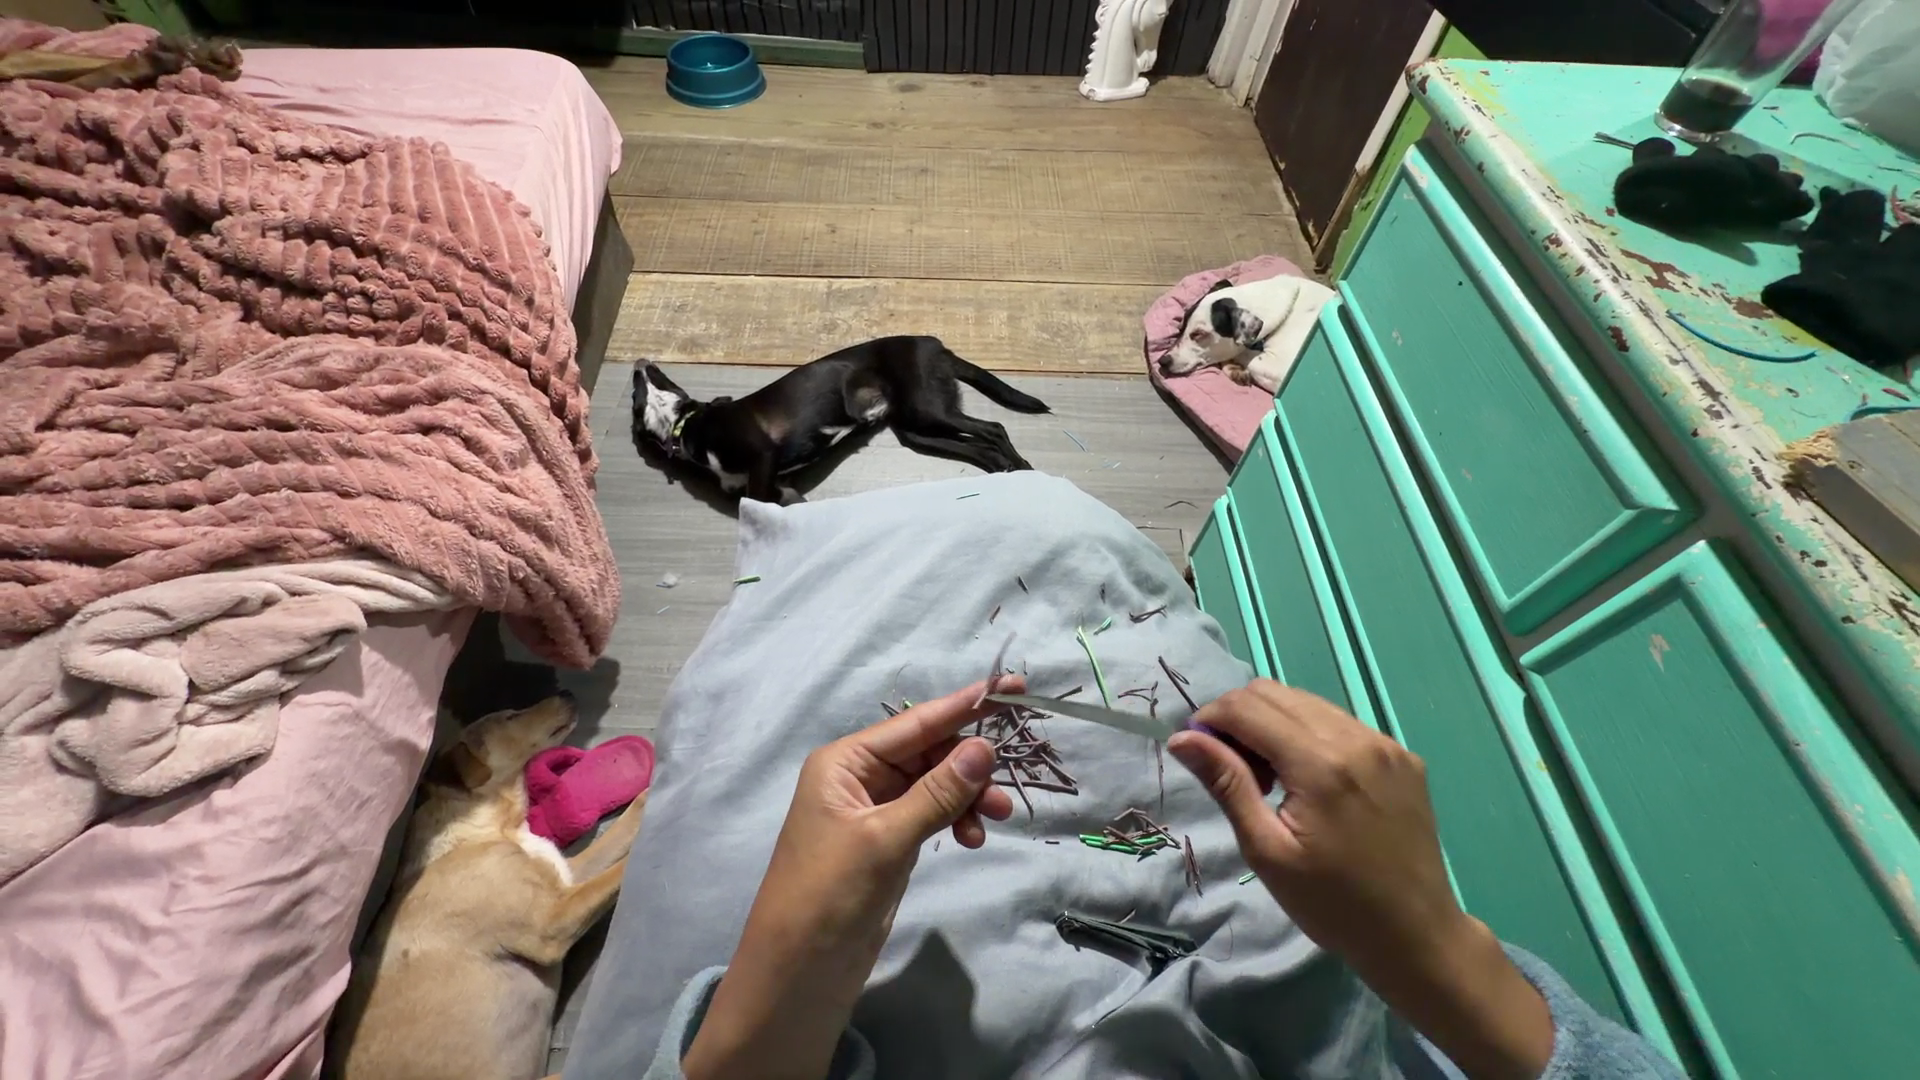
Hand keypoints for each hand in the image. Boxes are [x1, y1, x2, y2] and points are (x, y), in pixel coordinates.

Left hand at [682, 678, 1018, 1079]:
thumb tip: (984, 748)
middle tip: (1006, 786)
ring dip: (968, 796)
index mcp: (846, 761)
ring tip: (996, 819)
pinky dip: (956, 820)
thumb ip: (937, 793)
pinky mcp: (889, 840)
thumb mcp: (884, 840)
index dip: (965, 704)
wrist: (796, 978)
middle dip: (970, 764)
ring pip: (936, 783)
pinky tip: (970, 839)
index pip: (916, 722)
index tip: (1011, 685)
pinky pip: (933, 812)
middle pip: (930, 751)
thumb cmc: (828, 896)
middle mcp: (860, 775)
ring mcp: (876, 808)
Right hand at [1168, 679, 1553, 1079]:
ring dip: (1271, 723)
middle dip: (1238, 718)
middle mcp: (1354, 738)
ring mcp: (1384, 743)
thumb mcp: (1266, 850)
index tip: (1199, 753)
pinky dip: (1307, 733)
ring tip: (1272, 776)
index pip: (1245, 707)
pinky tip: (1309, 779)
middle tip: (1235, 769)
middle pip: (1272, 692)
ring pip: (1304, 701)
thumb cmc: (1333, 904)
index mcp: (1320, 764)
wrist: (1419, 938)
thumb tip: (1181, 739)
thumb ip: (1226, 783)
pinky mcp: (1401, 755)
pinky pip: (1336, 720)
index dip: (1210, 719)